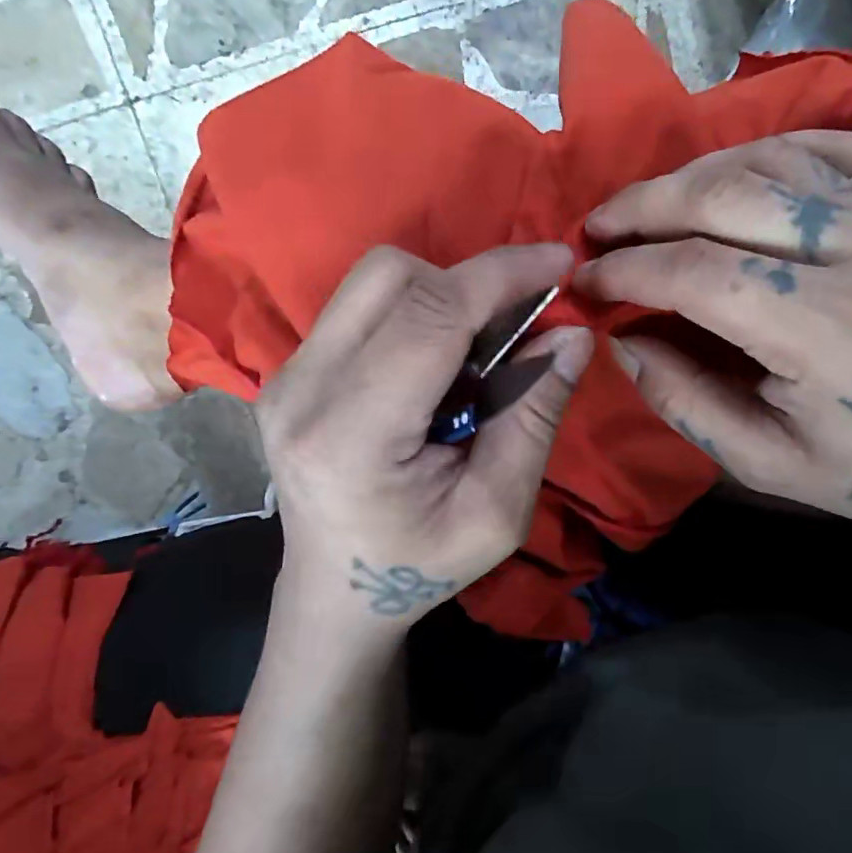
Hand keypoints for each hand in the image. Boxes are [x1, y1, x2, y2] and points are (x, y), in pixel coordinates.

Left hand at [257, 244, 592, 640]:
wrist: (335, 589)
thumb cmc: (419, 565)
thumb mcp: (497, 512)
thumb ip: (532, 417)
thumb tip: (569, 333)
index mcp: (351, 437)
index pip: (429, 318)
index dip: (500, 276)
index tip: (558, 263)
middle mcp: (302, 392)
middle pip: (389, 276)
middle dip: (464, 283)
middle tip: (508, 327)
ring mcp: (282, 378)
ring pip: (370, 282)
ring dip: (435, 296)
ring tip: (466, 355)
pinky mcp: (282, 373)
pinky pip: (355, 308)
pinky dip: (407, 315)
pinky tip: (426, 368)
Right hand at [574, 131, 851, 578]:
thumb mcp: (764, 463)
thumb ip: (682, 399)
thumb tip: (620, 337)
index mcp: (835, 336)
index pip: (702, 273)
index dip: (628, 271)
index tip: (583, 283)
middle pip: (730, 196)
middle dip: (644, 207)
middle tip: (594, 229)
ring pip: (767, 161)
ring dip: (687, 177)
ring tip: (640, 208)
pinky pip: (818, 152)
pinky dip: (752, 155)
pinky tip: (716, 181)